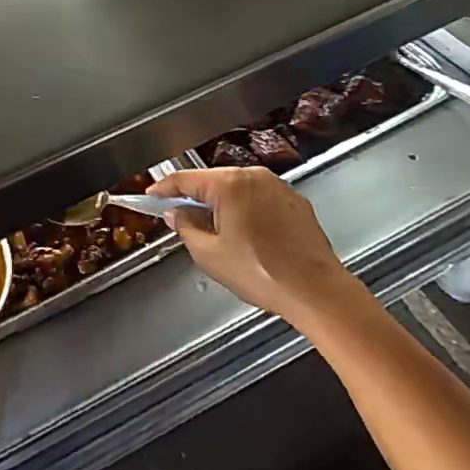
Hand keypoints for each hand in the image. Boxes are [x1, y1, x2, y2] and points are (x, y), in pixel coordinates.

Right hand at [149, 167, 361, 323]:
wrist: (317, 292)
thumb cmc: (264, 274)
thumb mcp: (209, 254)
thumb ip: (185, 227)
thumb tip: (176, 214)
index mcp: (229, 185)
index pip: (185, 179)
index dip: (164, 188)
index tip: (152, 194)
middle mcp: (255, 178)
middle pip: (212, 181)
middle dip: (195, 199)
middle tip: (180, 218)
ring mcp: (278, 188)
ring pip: (237, 190)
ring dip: (222, 206)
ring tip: (216, 234)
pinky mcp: (295, 202)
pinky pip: (260, 199)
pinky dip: (247, 211)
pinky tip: (246, 237)